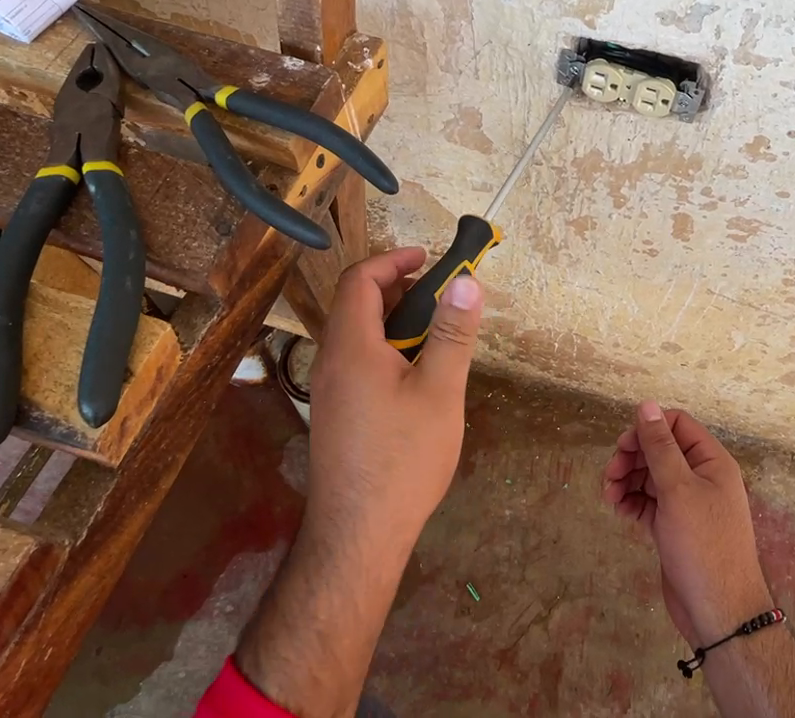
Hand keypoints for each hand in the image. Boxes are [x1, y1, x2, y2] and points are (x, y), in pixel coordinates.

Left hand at [305, 246, 484, 553]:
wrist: (358, 535)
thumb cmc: (403, 459)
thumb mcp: (440, 391)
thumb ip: (452, 333)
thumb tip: (465, 281)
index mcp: (351, 346)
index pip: (359, 279)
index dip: (393, 259)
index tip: (430, 259)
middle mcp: (330, 361)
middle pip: (356, 304)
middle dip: (399, 290)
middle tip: (442, 300)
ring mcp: (329, 391)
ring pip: (357, 336)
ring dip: (395, 323)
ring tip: (437, 339)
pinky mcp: (336, 415)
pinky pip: (357, 363)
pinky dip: (386, 351)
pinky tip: (417, 380)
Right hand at [602, 402, 774, 643]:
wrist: (718, 611)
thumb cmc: (703, 544)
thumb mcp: (678, 489)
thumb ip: (659, 446)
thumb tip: (645, 404)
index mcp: (711, 461)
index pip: (676, 425)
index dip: (648, 429)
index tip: (623, 445)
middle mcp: (700, 477)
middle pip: (659, 450)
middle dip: (632, 457)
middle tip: (610, 475)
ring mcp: (687, 503)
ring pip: (650, 476)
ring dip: (627, 480)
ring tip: (609, 497)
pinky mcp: (673, 526)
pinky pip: (648, 502)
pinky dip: (632, 502)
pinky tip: (620, 511)